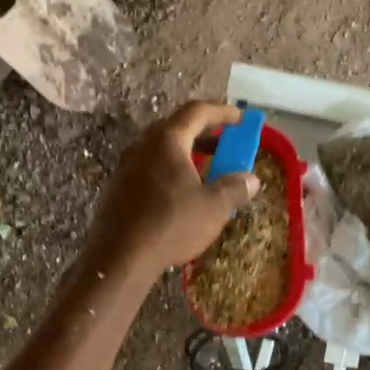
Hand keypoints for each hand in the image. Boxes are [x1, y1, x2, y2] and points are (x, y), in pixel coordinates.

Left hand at [85, 101, 259, 276]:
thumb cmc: (171, 224)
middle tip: (225, 144)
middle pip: (177, 128)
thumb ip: (235, 188)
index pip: (197, 112)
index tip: (241, 118)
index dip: (222, 112)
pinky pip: (150, 169)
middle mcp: (143, 146)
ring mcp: (126, 167)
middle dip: (205, 134)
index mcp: (167, 140)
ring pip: (162, 150)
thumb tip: (251, 179)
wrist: (120, 257)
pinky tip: (181, 194)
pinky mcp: (118, 189)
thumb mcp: (214, 207)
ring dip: (187, 155)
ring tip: (207, 170)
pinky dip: (171, 172)